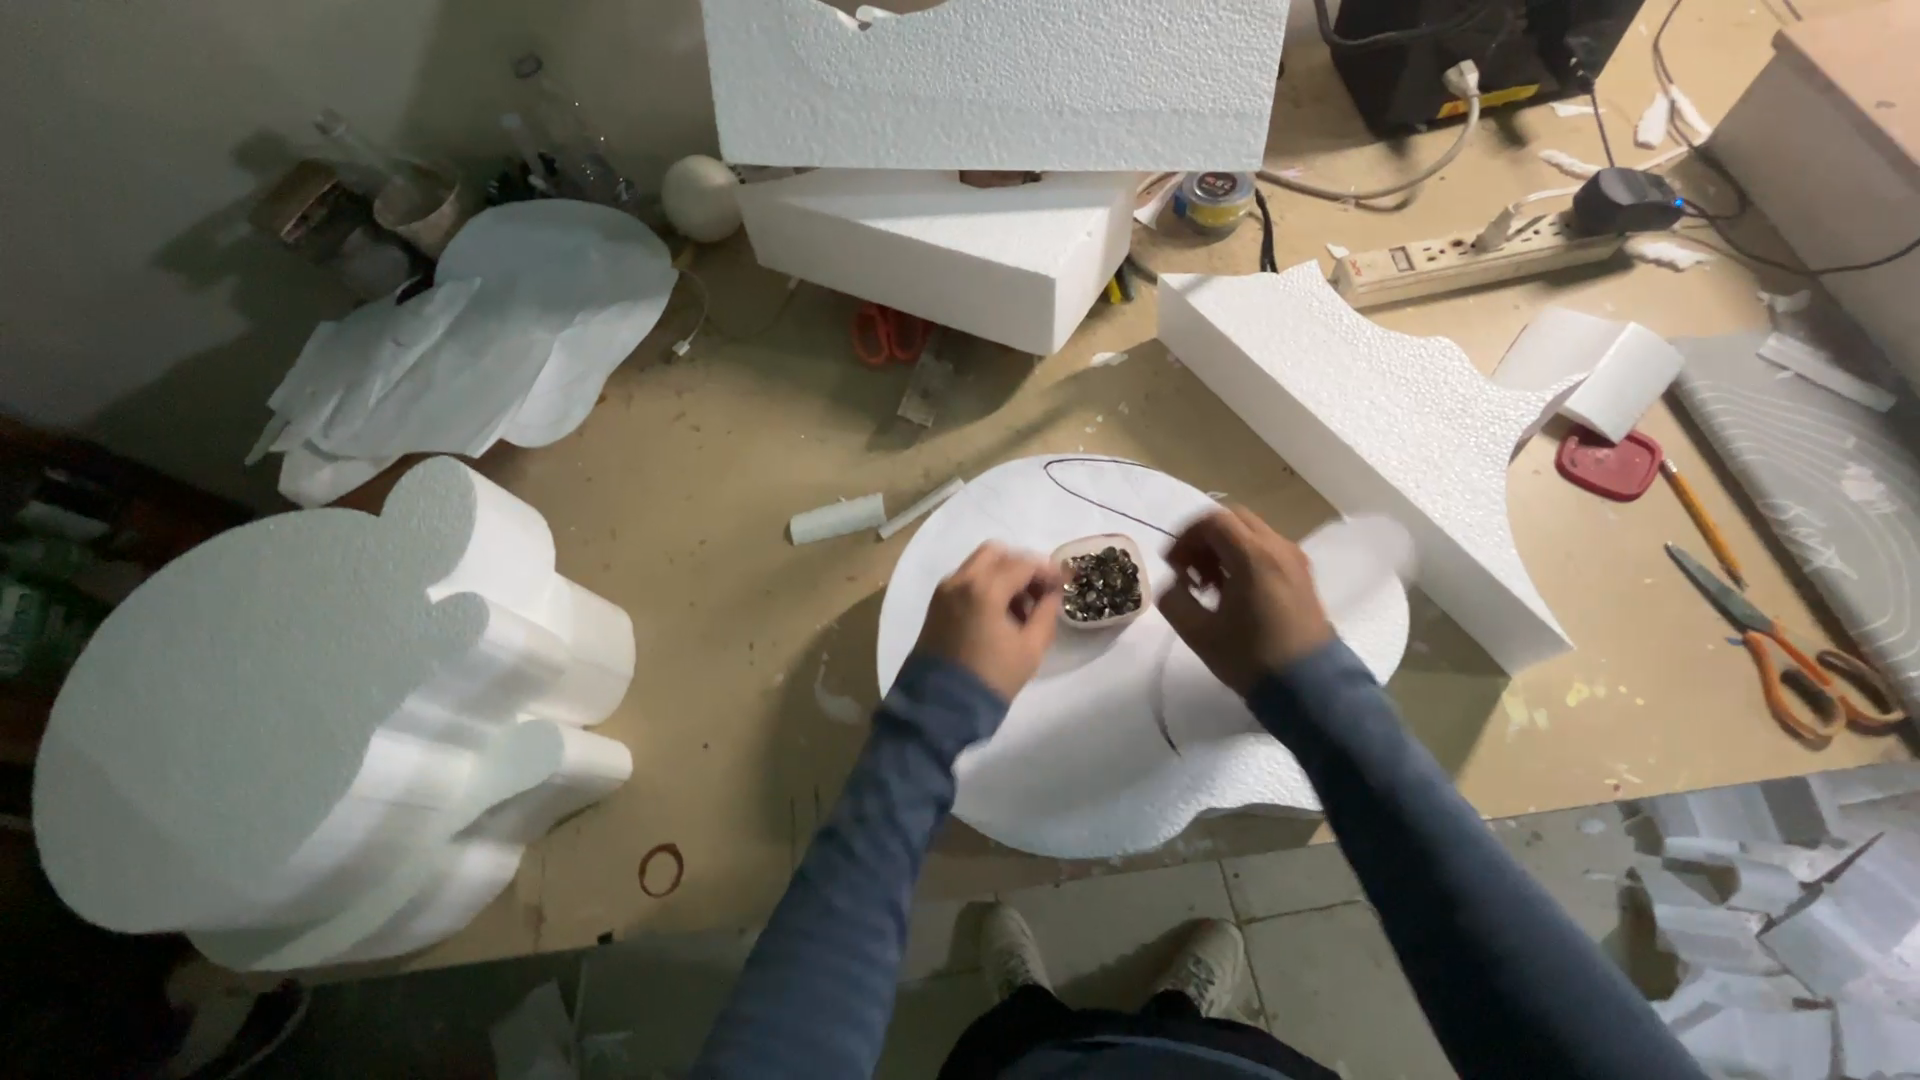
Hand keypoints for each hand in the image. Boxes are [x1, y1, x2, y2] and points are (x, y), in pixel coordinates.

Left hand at [914, 543, 1064, 701]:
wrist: (941, 706)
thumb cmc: (992, 678)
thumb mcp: (1030, 649)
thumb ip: (1046, 613)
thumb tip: (1052, 593)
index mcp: (984, 589)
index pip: (1023, 564)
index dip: (1047, 571)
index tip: (1063, 584)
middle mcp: (960, 581)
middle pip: (996, 553)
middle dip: (1021, 566)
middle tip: (1039, 591)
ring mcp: (944, 591)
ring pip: (978, 565)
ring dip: (1002, 575)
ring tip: (1020, 609)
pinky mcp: (936, 604)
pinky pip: (965, 580)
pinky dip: (984, 585)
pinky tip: (999, 614)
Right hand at [1158, 507, 1333, 696]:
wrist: (1309, 687)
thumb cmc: (1250, 658)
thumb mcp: (1198, 633)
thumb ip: (1174, 599)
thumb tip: (1174, 584)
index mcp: (1253, 556)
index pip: (1212, 520)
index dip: (1185, 537)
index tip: (1174, 566)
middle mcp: (1278, 547)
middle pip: (1233, 519)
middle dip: (1204, 539)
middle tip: (1190, 571)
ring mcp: (1295, 560)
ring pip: (1251, 533)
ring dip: (1224, 549)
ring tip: (1211, 586)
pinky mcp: (1302, 575)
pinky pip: (1267, 549)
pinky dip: (1244, 558)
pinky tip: (1235, 593)